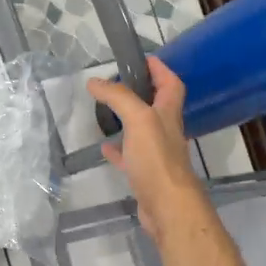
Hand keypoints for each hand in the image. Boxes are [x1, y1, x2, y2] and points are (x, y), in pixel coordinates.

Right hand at [86, 56, 205, 242]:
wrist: (168, 206)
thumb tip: (94, 81)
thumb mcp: (138, 119)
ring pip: (143, 130)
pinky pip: (130, 156)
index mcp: (168, 114)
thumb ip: (118, 97)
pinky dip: (118, 149)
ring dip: (128, 119)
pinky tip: (105, 147)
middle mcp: (166, 131)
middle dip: (142, 92)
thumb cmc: (157, 158)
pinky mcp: (146, 174)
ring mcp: (157, 154)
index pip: (171, 84)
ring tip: (107, 111)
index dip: (160, 69)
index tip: (142, 59)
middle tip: (118, 83)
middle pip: (158, 106)